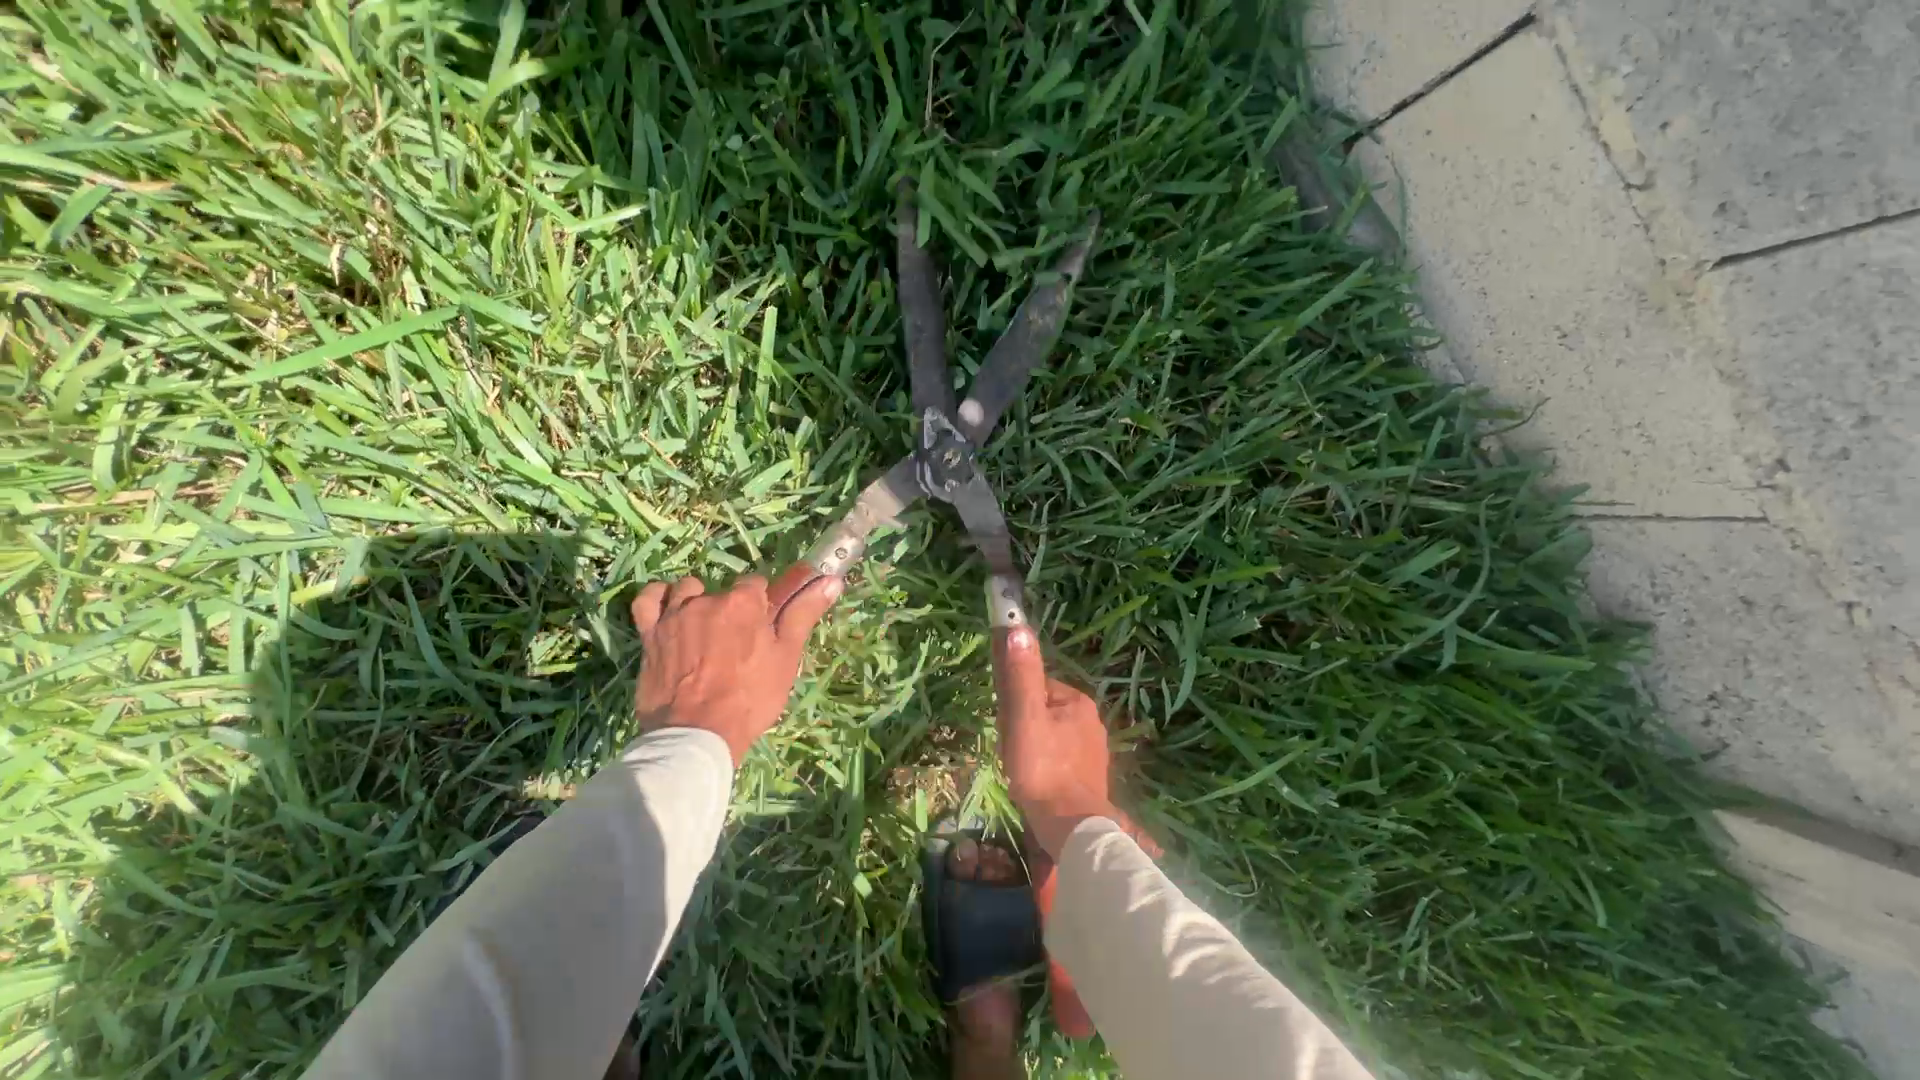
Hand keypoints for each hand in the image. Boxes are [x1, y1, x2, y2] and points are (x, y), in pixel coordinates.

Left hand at [630, 571, 842, 764]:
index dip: (761, 606)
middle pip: (722, 591)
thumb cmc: (750, 698)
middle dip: (731, 609)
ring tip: (703, 629)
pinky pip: (648, 599)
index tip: (762, 628)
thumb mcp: (786, 657)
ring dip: (696, 601)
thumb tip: (831, 580)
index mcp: (743, 602)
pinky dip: (658, 598)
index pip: (756, 585)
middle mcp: (707, 599)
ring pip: (687, 590)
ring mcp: (674, 615)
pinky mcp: (649, 633)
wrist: (698, 734)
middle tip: (736, 643)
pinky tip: (668, 608)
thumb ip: (803, 613)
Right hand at [993, 625, 1114, 857]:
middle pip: (1042, 711)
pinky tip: (1036, 782)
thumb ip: (1021, 675)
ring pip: (1050, 736)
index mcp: (1076, 701)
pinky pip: (1060, 759)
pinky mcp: (1091, 775)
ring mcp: (1093, 749)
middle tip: (1014, 752)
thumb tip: (1017, 628)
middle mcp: (1091, 720)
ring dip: (1033, 748)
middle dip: (1023, 728)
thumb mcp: (1023, 717)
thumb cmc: (1042, 768)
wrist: (1071, 827)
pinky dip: (1045, 767)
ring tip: (1022, 770)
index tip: (1007, 727)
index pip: (1035, 688)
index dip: (1014, 705)